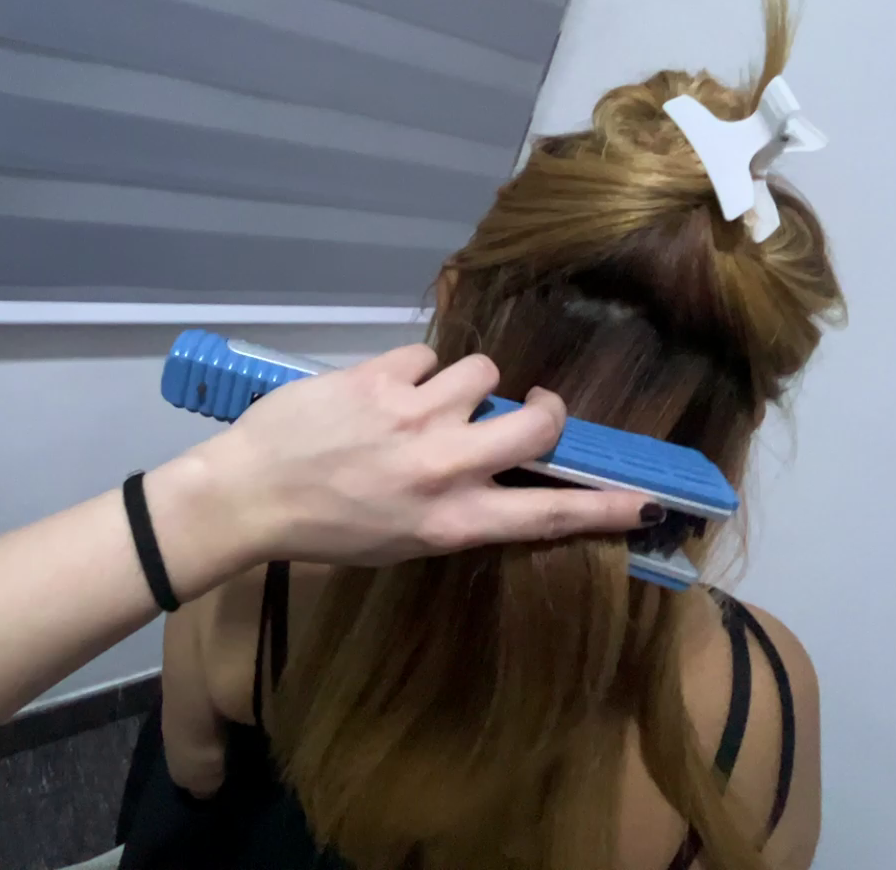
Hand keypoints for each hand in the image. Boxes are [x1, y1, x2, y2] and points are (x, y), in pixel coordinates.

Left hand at [170, 345, 646, 565]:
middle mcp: (443, 467)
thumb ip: (456, 508)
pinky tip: (383, 389)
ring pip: (482, 371)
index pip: (545, 515)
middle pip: (536, 421)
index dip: (602, 506)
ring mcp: (413, 415)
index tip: (645, 498)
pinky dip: (414, 370)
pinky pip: (426, 354)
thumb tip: (497, 471)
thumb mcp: (402, 540)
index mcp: (450, 522)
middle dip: (543, 407)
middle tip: (529, 405)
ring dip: (465, 383)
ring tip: (427, 398)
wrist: (251, 493)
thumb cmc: (325, 529)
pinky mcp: (379, 377)